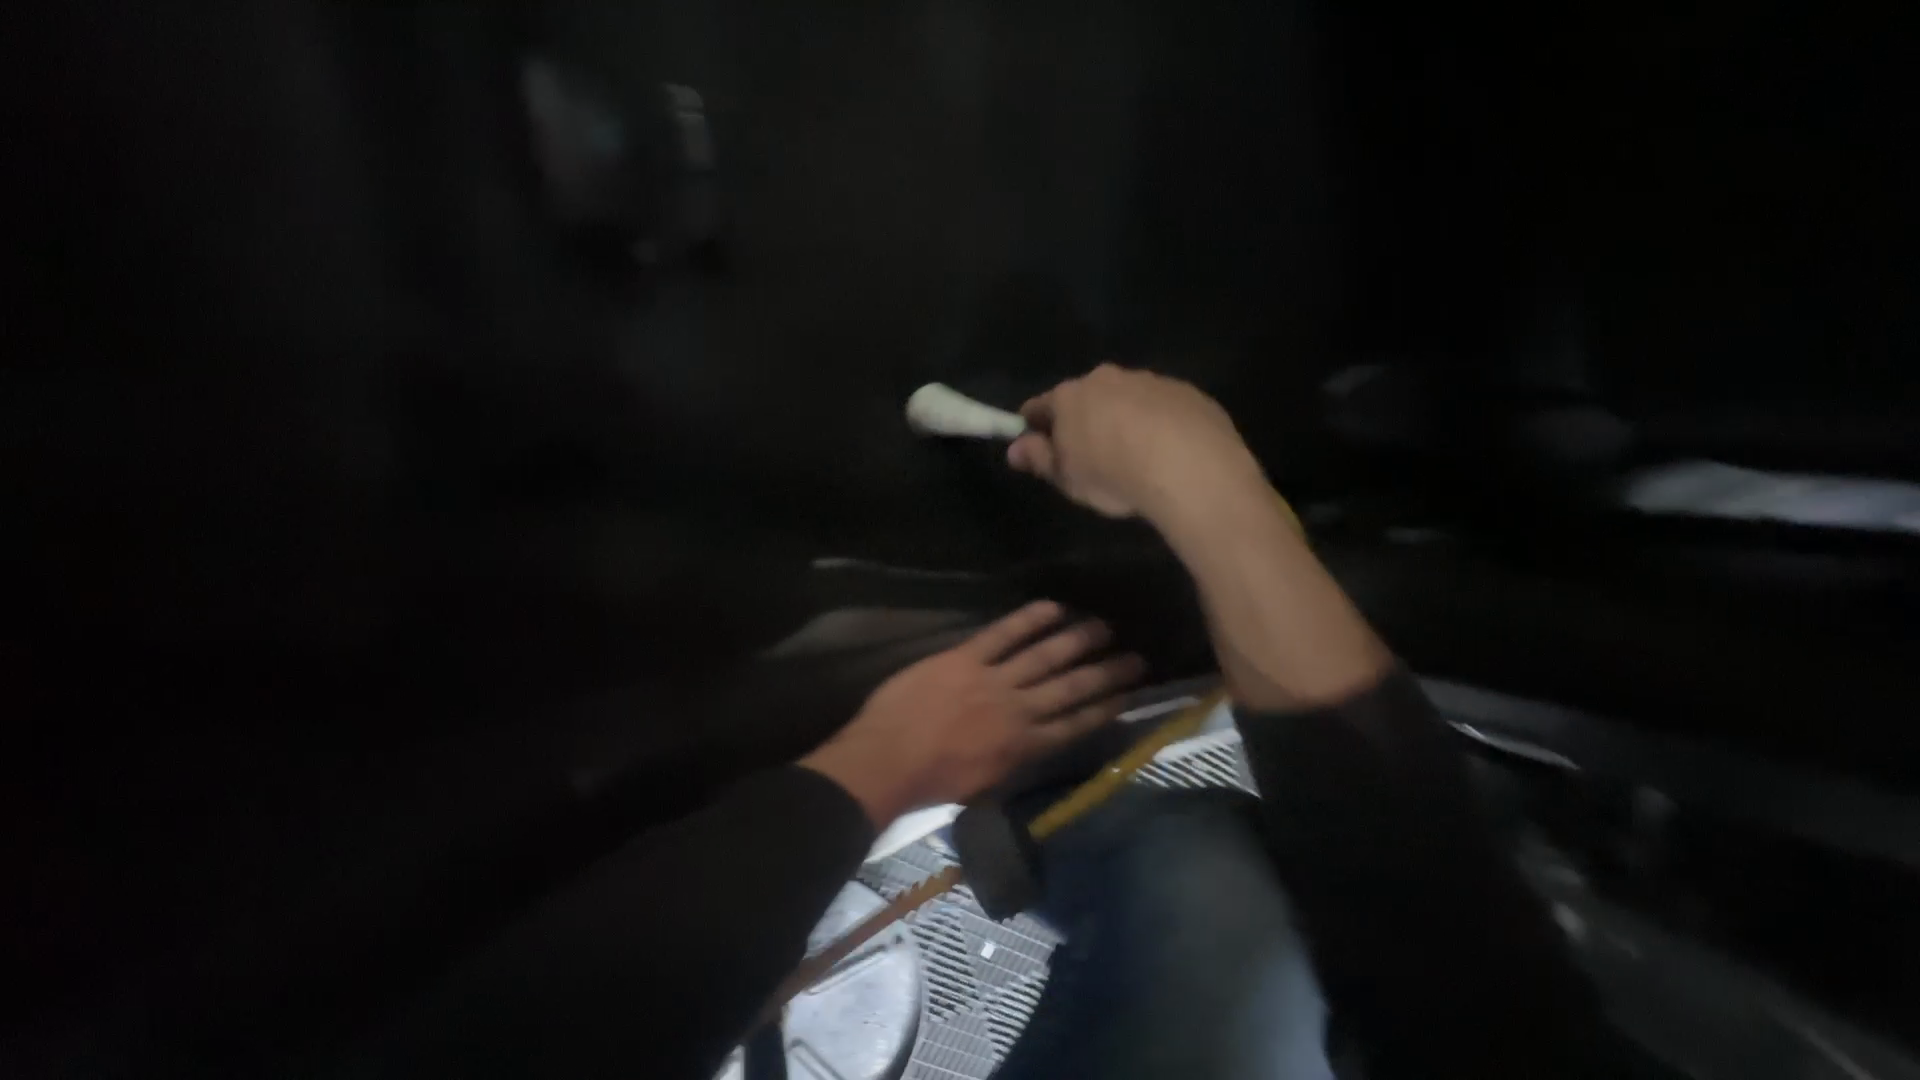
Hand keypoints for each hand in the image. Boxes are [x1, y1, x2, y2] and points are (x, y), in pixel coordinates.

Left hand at [800, 601, 1144, 827]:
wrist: (886, 761)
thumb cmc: (929, 782)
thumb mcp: (982, 784)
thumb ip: (1011, 760)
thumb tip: (1031, 744)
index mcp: (1022, 748)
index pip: (1075, 725)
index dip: (1105, 708)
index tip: (1130, 694)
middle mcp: (1018, 711)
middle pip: (1072, 688)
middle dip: (1107, 673)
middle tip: (1136, 658)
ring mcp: (993, 680)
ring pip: (1046, 656)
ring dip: (1078, 640)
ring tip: (1105, 627)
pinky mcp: (965, 658)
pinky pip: (1004, 634)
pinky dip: (1030, 619)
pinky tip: (1054, 606)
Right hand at [1006, 364, 1268, 528]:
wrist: (1188, 466)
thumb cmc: (1113, 475)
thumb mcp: (1068, 478)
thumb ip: (1040, 459)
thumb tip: (1015, 448)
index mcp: (1070, 396)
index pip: (1040, 406)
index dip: (1034, 425)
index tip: (1036, 443)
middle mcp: (1108, 378)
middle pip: (1086, 396)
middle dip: (1084, 418)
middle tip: (1091, 454)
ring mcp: (1151, 381)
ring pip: (1127, 398)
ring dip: (1124, 418)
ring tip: (1135, 454)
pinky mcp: (1188, 392)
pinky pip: (1163, 407)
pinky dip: (1160, 423)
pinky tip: (1168, 452)